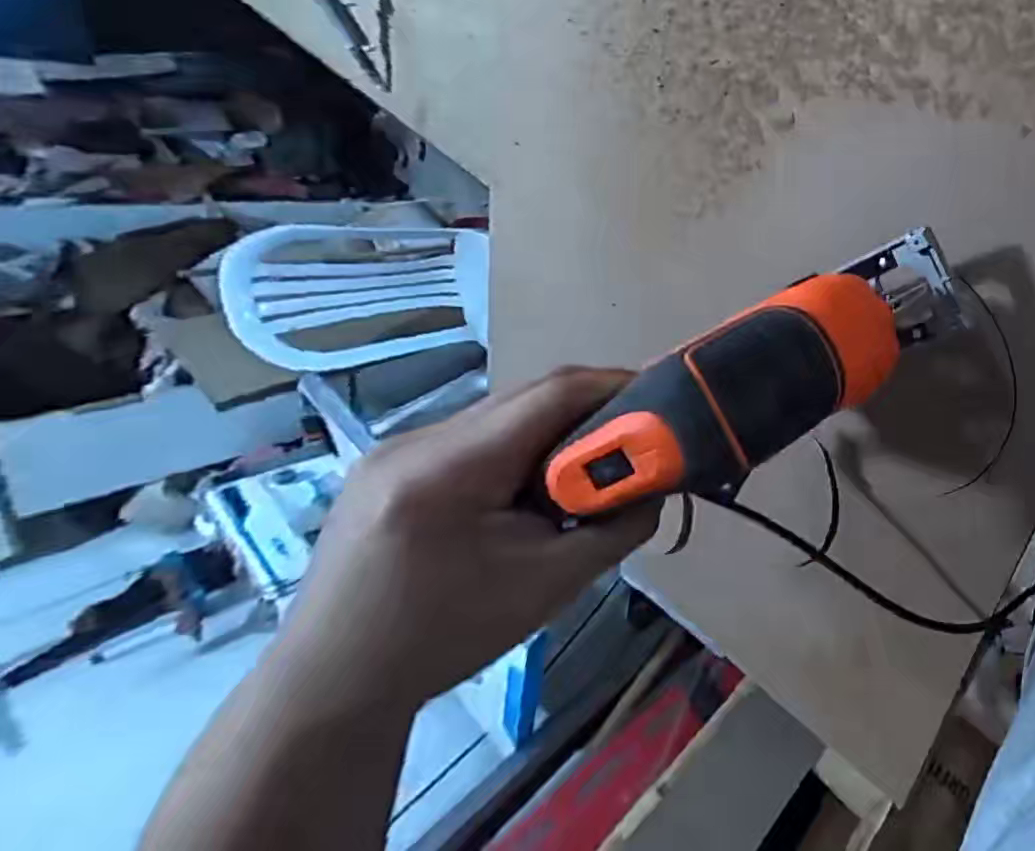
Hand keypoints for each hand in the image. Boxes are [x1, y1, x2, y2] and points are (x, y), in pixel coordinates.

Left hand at [266, 367, 661, 714]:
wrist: (328, 688)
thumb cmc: (447, 637)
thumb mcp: (555, 582)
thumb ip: (621, 525)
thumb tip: (660, 486)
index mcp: (450, 467)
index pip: (555, 392)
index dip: (619, 387)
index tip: (664, 403)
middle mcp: (416, 441)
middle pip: (530, 397)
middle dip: (594, 411)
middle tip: (639, 439)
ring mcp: (395, 450)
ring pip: (505, 414)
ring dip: (557, 432)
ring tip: (588, 472)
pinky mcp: (390, 467)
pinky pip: (478, 436)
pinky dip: (522, 449)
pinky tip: (533, 490)